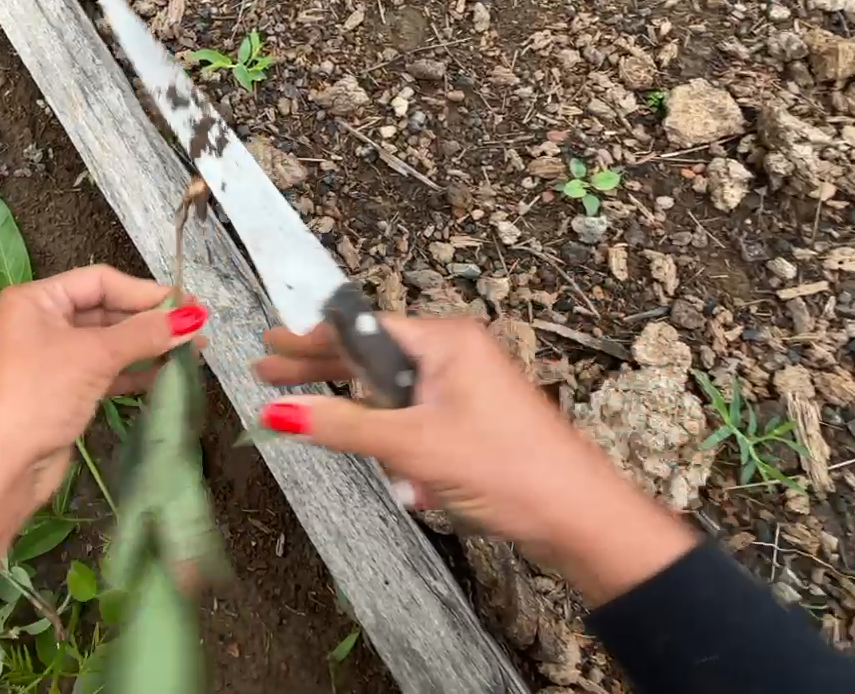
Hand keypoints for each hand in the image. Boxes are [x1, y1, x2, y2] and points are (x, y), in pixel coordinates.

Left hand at [0, 265, 204, 607]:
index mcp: (37, 299)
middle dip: (149, 320)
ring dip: (147, 347)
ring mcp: (52, 359)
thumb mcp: (94, 356)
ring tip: (191, 352)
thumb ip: (144, 334)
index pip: (100, 281)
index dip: (144, 291)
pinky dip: (133, 372)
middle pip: (105, 310)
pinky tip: (164, 375)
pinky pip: (104, 371)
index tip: (187, 302)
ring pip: (108, 343)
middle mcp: (41, 322)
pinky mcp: (63, 391)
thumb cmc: (38, 394)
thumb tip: (192, 319)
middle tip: (196, 328)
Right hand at [253, 315, 696, 603]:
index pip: (361, 330)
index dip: (312, 340)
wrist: (585, 523)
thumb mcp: (411, 444)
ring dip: (371, 429)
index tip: (273, 345)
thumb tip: (277, 412)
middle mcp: (452, 355)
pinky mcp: (469, 420)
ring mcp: (462, 388)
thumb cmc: (509, 469)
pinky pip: (413, 422)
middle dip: (322, 372)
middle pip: (369, 358)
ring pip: (391, 398)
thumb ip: (340, 424)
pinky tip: (407, 482)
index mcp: (443, 340)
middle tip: (269, 370)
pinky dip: (399, 448)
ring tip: (338, 440)